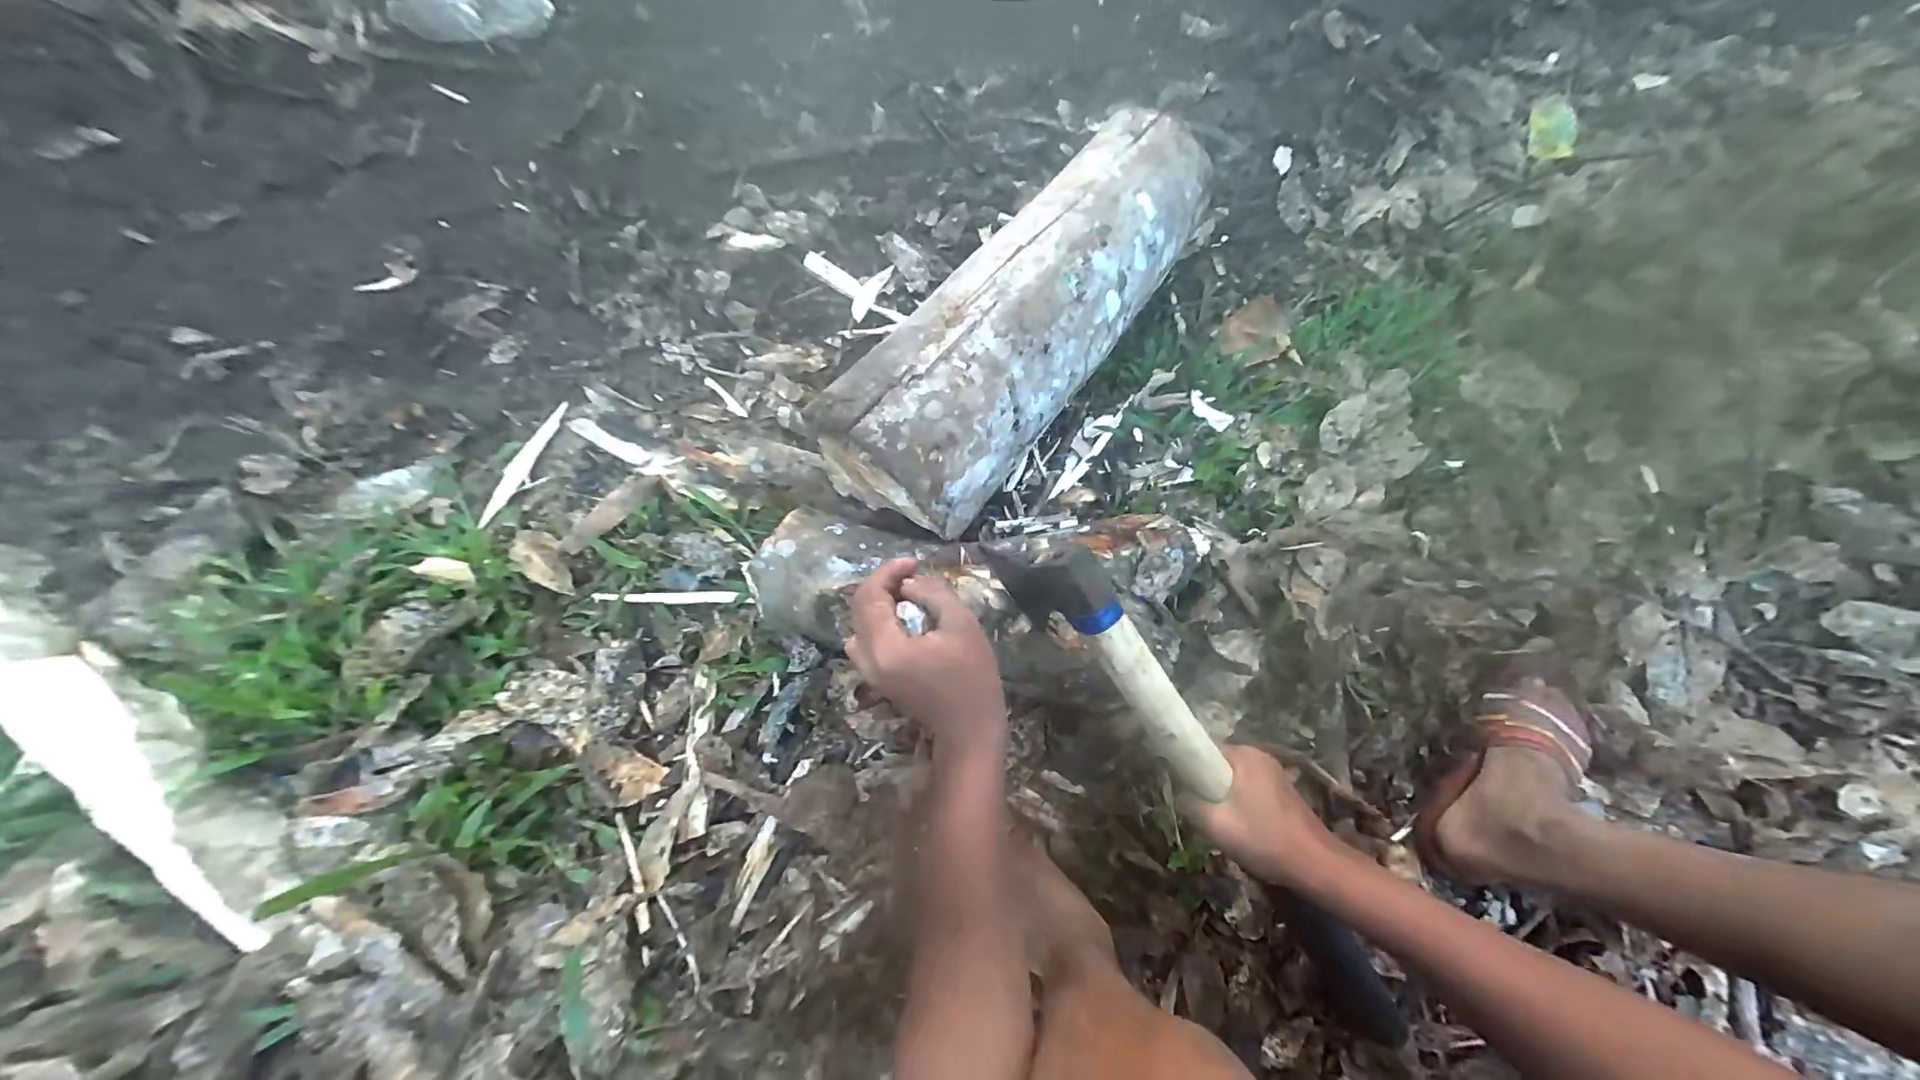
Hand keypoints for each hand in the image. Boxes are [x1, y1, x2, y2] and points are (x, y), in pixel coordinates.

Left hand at [847, 558, 1007, 758]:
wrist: (968, 728)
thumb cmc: (972, 676)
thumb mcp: (962, 625)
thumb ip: (933, 595)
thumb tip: (908, 585)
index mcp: (885, 647)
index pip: (871, 596)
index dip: (889, 572)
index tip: (913, 561)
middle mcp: (867, 659)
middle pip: (860, 607)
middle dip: (883, 584)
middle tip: (912, 574)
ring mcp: (867, 671)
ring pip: (859, 623)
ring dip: (879, 602)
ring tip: (907, 593)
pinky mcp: (875, 676)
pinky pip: (864, 639)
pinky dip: (878, 620)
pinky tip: (902, 617)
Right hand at [1182, 745, 1341, 888]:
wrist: (1317, 865)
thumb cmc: (1264, 839)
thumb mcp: (1215, 824)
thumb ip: (1189, 803)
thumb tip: (1180, 793)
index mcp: (1243, 754)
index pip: (1202, 748)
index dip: (1185, 765)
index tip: (1179, 786)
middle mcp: (1259, 755)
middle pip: (1218, 762)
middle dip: (1205, 783)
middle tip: (1200, 810)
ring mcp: (1273, 771)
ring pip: (1233, 776)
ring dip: (1222, 794)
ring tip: (1220, 820)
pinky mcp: (1282, 788)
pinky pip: (1248, 786)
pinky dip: (1239, 800)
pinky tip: (1241, 824)